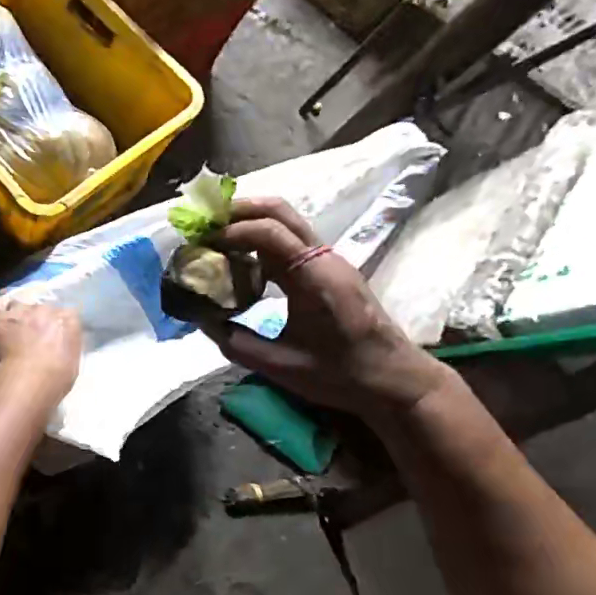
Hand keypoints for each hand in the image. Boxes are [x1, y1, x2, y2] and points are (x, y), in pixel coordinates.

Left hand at [0, 295, 81, 406]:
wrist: (27, 379)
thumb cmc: (56, 377)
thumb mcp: (73, 362)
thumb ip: (68, 344)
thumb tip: (60, 343)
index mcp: (68, 319)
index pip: (67, 314)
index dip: (60, 325)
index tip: (56, 336)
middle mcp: (45, 308)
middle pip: (42, 308)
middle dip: (39, 319)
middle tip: (34, 336)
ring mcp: (22, 310)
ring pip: (18, 305)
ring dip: (17, 315)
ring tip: (14, 329)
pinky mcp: (1, 317)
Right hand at [199, 197, 455, 424]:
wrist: (399, 383)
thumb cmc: (341, 376)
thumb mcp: (276, 364)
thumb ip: (229, 337)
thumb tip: (196, 314)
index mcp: (314, 278)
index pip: (267, 231)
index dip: (227, 232)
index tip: (199, 248)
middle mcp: (323, 259)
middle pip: (277, 210)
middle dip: (234, 212)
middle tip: (200, 229)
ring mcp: (327, 260)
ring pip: (282, 219)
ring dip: (244, 222)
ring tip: (212, 241)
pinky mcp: (325, 268)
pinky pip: (286, 237)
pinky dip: (255, 237)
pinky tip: (236, 259)